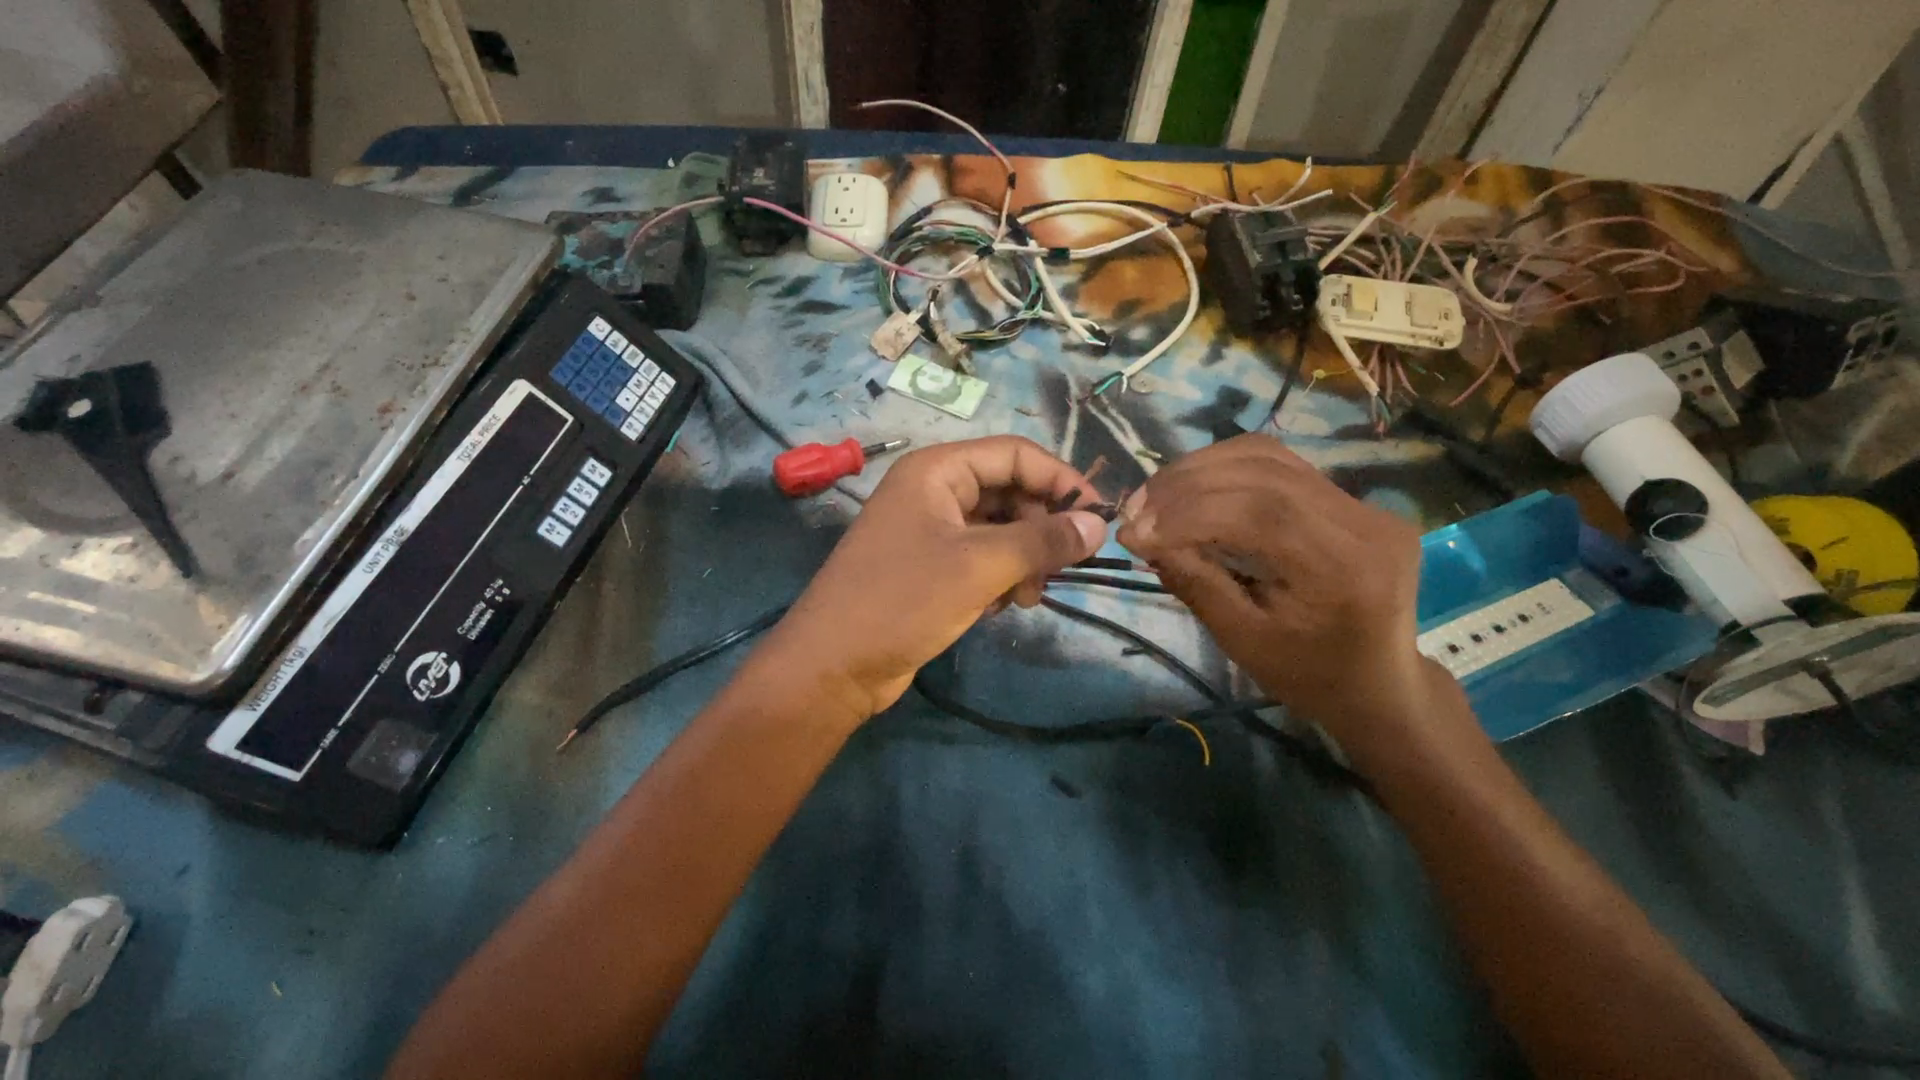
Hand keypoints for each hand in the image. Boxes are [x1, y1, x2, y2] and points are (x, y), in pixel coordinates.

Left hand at [757, 436, 1107, 722]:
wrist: (833, 666)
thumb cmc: (903, 601)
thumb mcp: (980, 566)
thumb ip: (1042, 541)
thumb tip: (1099, 525)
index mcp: (937, 470)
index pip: (1015, 454)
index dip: (1061, 481)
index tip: (1099, 520)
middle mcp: (933, 491)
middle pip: (1009, 491)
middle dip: (1041, 529)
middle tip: (1062, 570)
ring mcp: (929, 531)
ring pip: (999, 529)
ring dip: (1024, 559)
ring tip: (1029, 598)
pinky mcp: (929, 568)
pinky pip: (982, 558)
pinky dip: (1001, 577)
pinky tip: (1003, 607)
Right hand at [1117, 434, 1453, 759]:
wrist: (1378, 686)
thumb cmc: (1308, 677)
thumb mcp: (1244, 642)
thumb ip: (1197, 583)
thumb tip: (1144, 537)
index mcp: (1344, 569)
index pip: (1259, 512)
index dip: (1188, 513)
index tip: (1133, 533)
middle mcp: (1365, 522)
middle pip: (1262, 472)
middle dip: (1186, 486)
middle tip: (1134, 511)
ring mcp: (1365, 504)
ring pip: (1268, 457)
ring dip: (1200, 470)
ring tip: (1154, 497)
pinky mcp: (1354, 498)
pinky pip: (1281, 466)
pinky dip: (1225, 470)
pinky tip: (1190, 489)